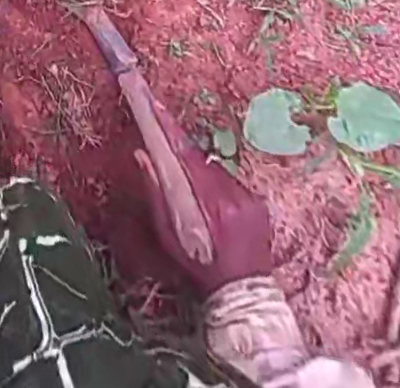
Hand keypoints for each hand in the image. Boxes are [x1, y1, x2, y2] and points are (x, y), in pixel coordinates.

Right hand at [135, 94, 275, 293]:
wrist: (246, 293)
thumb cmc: (200, 266)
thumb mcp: (169, 236)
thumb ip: (156, 194)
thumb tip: (142, 155)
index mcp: (211, 202)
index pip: (185, 154)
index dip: (169, 128)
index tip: (154, 105)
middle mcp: (234, 194)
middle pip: (199, 157)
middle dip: (179, 145)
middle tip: (160, 123)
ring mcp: (250, 197)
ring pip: (214, 168)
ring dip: (197, 166)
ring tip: (184, 175)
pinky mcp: (258, 201)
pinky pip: (229, 180)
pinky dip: (214, 181)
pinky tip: (206, 196)